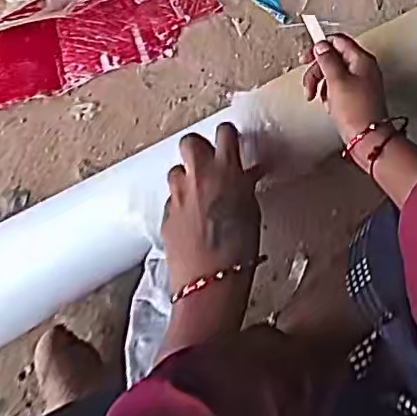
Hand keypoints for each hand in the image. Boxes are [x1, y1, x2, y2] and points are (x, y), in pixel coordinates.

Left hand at [161, 124, 261, 296]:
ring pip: (176, 170)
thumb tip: (244, 176)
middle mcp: (199, 175)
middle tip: (209, 162)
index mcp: (226, 169)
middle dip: (198, 147)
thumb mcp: (251, 209)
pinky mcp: (165, 215)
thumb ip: (244, 186)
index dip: (227, 135)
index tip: (232, 142)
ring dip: (187, 177)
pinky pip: (172, 199)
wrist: (210, 283)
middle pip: (189, 141)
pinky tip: (192, 218)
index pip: (224, 132)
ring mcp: (178, 194)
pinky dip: (181, 203)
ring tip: (200, 193)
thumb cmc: (240, 248)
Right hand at [302, 34, 389, 142]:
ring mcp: (361, 82)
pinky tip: (330, 105)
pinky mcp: (357, 96)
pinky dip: (330, 94)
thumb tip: (321, 46)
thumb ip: (327, 60)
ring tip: (318, 98)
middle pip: (334, 58)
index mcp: (361, 59)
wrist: (368, 139)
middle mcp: (363, 68)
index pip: (338, 41)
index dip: (320, 47)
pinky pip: (338, 87)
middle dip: (317, 70)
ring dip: (322, 84)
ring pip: (334, 73)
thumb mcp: (336, 81)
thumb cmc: (355, 111)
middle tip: (309, 85)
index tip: (306, 58)